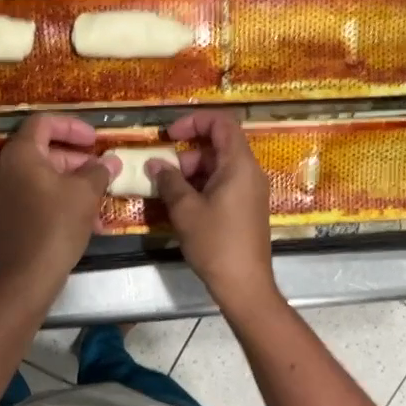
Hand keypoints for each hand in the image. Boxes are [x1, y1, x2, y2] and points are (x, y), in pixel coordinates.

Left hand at [0, 114, 117, 285]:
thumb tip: (111, 161)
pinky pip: (43, 200)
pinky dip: (65, 203)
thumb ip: (99, 172)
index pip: (45, 122)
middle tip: (103, 171)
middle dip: (79, 160)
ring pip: (48, 179)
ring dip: (77, 185)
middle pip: (47, 151)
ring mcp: (10, 195)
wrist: (28, 274)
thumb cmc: (56, 225)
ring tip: (102, 201)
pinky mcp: (16, 218)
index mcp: (22, 154)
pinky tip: (91, 223)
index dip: (72, 126)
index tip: (95, 140)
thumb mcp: (85, 193)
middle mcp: (11, 170)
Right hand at [148, 111, 275, 308]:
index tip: (170, 136)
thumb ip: (169, 181)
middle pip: (218, 147)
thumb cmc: (215, 244)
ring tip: (170, 196)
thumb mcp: (185, 210)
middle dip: (188, 156)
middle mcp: (250, 173)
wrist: (244, 284)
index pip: (221, 123)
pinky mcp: (248, 209)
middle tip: (165, 177)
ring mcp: (251, 192)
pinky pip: (225, 186)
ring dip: (192, 175)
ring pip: (219, 169)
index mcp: (239, 165)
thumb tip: (154, 163)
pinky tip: (186, 209)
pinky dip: (203, 189)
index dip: (194, 122)